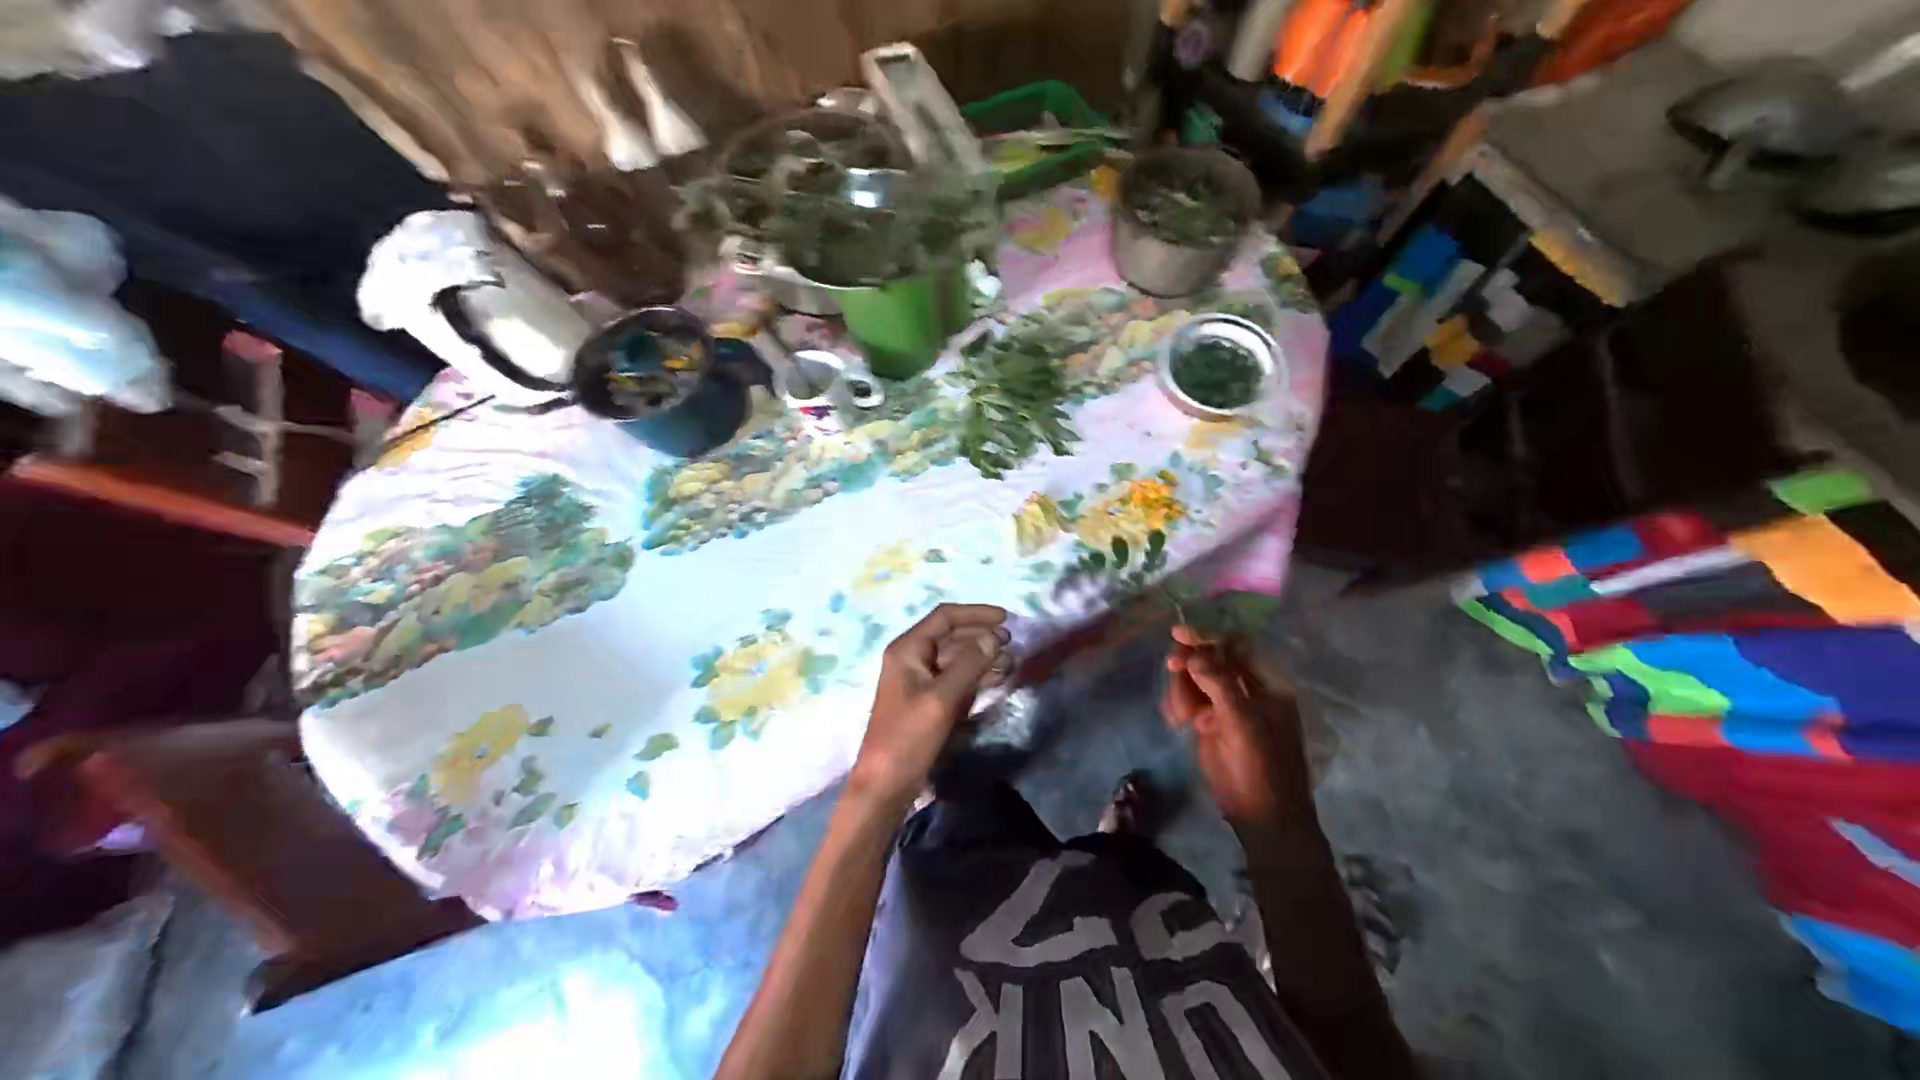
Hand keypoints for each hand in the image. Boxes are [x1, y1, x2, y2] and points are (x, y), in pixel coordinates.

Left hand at [850, 604, 1008, 808]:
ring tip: (1011, 661)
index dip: (976, 614)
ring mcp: (919, 680)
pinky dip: (976, 675)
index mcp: (907, 649)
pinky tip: (997, 678)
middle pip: (951, 635)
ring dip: (982, 656)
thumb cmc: (909, 737)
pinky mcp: (928, 700)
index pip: (944, 617)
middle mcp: (912, 658)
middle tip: (1012, 644)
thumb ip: (969, 664)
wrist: (886, 783)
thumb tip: (994, 638)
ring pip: (956, 657)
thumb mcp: (942, 698)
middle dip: (982, 636)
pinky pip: (955, 677)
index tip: (1006, 619)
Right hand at [1162, 625, 1309, 825]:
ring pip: (1196, 681)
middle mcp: (1248, 691)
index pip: (1237, 647)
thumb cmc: (1262, 769)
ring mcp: (1228, 708)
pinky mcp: (1210, 724)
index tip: (1179, 633)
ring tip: (1181, 714)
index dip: (1209, 636)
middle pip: (1212, 660)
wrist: (1263, 819)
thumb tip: (1194, 656)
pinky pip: (1190, 702)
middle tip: (1171, 666)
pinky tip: (1177, 719)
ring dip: (1183, 688)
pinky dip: (1179, 704)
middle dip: (1191, 662)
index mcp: (1268, 686)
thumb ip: (1221, 684)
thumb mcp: (1243, 723)